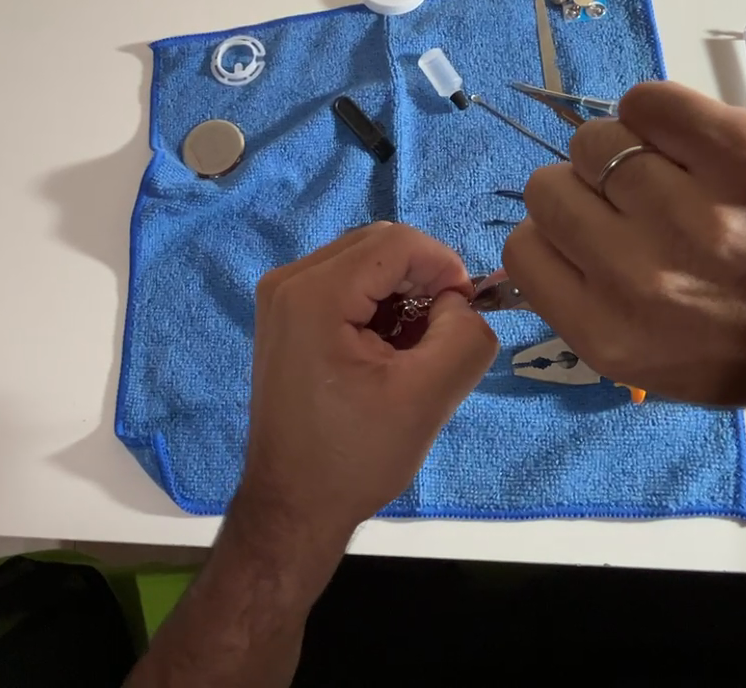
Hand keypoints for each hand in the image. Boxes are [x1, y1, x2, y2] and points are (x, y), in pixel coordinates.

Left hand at [242, 223, 498, 535]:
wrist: (293, 504)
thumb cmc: (355, 457)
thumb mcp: (427, 398)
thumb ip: (463, 335)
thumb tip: (460, 301)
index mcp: (314, 293)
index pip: (397, 242)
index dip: (443, 266)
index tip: (464, 312)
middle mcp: (289, 279)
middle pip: (378, 245)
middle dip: (421, 279)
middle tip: (439, 333)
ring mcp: (281, 295)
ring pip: (364, 261)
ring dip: (400, 292)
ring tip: (411, 348)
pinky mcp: (284, 313)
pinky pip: (345, 282)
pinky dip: (376, 303)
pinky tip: (385, 349)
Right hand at [503, 81, 745, 408]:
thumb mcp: (659, 368)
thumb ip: (585, 308)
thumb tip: (535, 236)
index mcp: (613, 339)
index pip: (523, 249)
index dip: (551, 235)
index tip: (590, 235)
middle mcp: (641, 282)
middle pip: (547, 188)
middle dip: (582, 191)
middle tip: (635, 204)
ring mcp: (695, 215)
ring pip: (594, 141)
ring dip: (623, 151)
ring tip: (672, 173)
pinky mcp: (745, 156)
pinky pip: (645, 101)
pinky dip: (654, 113)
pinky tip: (686, 139)